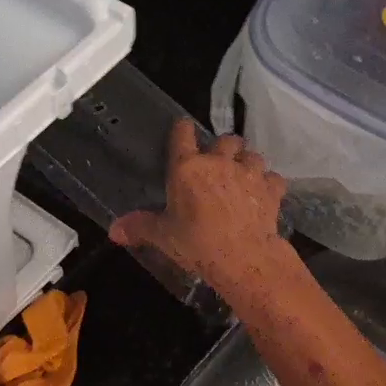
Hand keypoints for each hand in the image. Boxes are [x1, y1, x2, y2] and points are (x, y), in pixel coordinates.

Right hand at [110, 118, 290, 296]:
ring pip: (251, 154)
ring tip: (242, 176)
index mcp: (187, 168)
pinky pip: (272, 177)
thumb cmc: (197, 243)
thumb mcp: (164, 237)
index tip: (184, 128)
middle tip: (218, 162)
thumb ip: (140, 227)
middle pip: (225, 140)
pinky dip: (268, 183)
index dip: (183, 129)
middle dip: (223, 147)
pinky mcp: (271, 189)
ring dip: (246, 162)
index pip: (183, 135)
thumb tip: (113, 230)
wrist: (244, 257)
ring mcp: (249, 173)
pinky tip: (264, 194)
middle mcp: (219, 162)